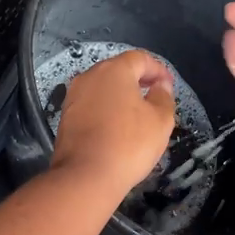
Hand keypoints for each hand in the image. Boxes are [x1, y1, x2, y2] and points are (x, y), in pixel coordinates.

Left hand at [51, 49, 177, 196]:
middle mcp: (90, 76)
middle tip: (155, 96)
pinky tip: (115, 127)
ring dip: (120, 95)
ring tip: (137, 113)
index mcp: (114, 70)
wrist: (85, 176)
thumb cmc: (128, 144)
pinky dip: (105, 109)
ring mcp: (73, 96)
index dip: (158, 69)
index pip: (140, 58)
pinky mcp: (65, 116)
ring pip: (102, 87)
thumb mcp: (160, 121)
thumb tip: (160, 87)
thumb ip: (163, 97)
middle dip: (138, 79)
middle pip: (118, 69)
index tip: (168, 85)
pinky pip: (91, 104)